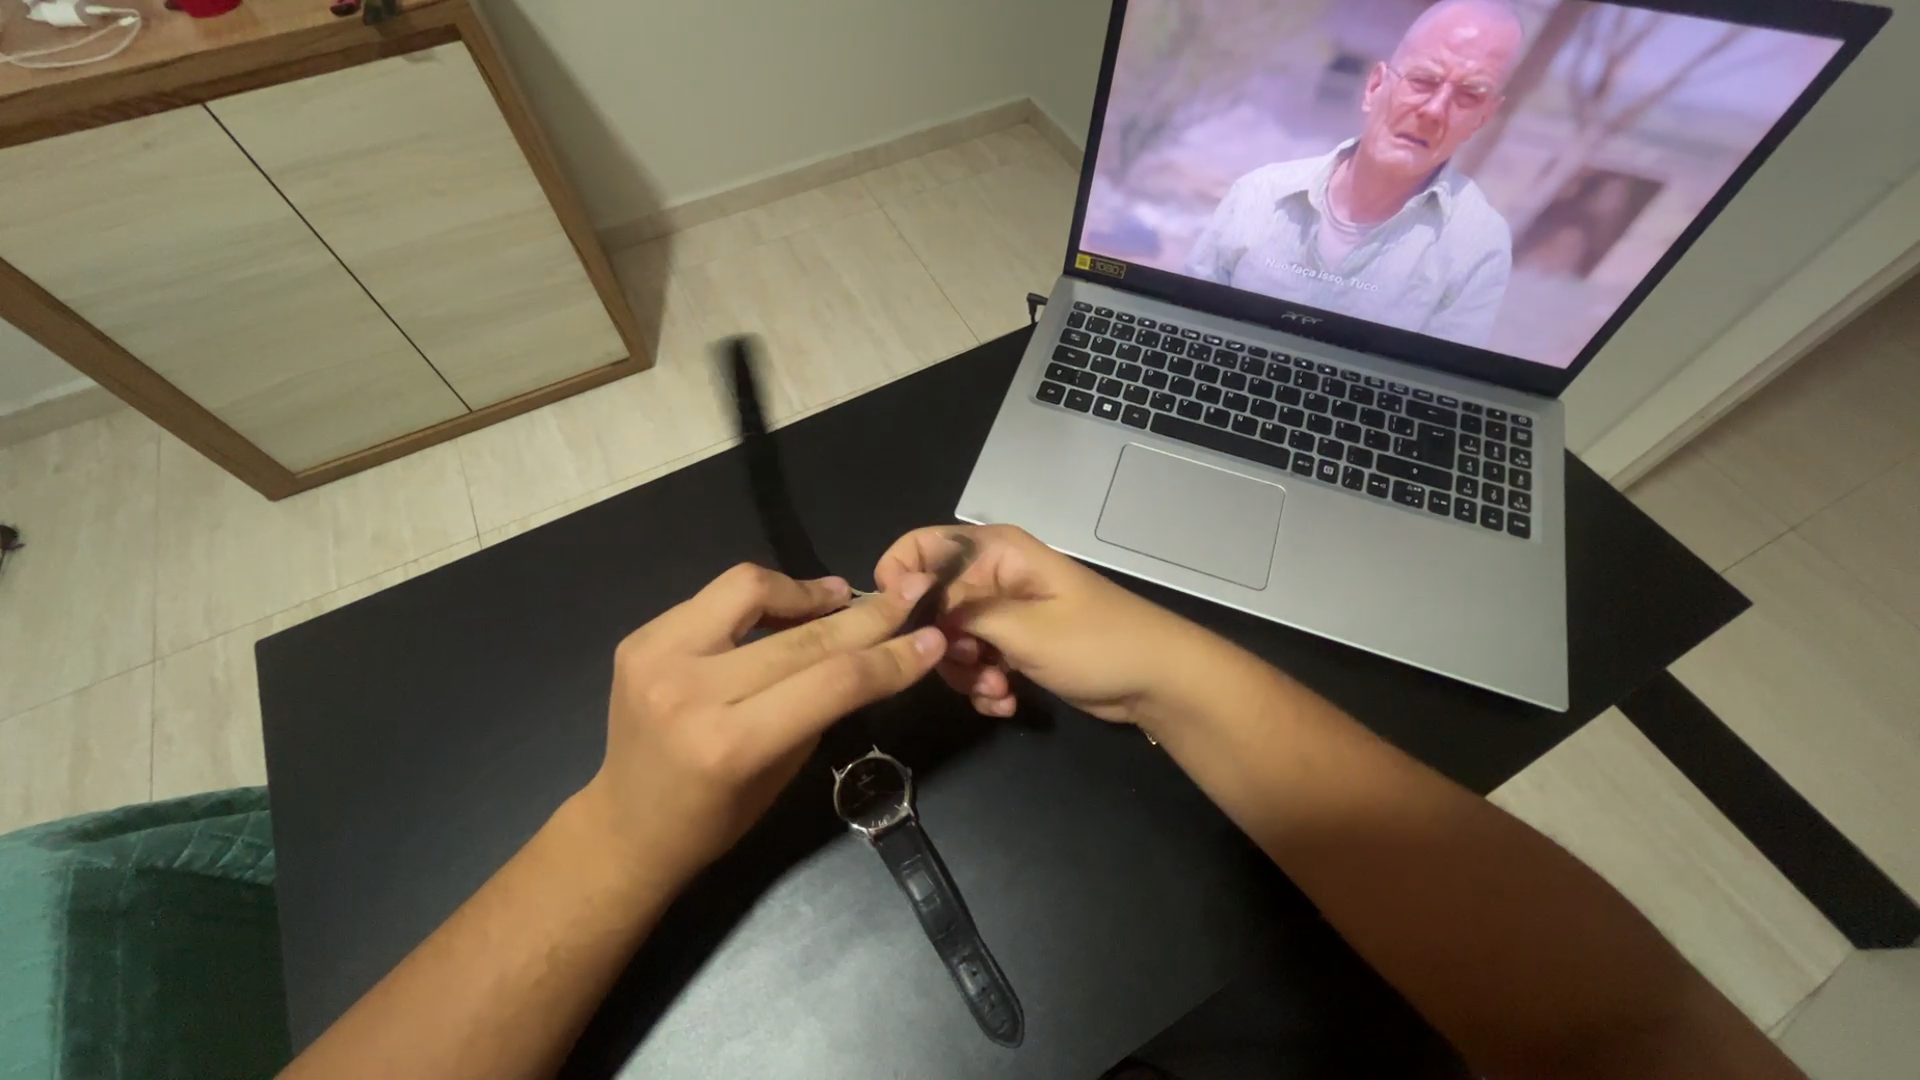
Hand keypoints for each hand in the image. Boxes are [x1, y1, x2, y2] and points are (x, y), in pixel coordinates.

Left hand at [583, 563, 944, 879]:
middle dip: (868, 616)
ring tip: (841, 596)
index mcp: (733, 743)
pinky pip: (716, 598)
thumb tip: (870, 644)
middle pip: (803, 637)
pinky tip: (787, 608)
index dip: (892, 657)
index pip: (834, 682)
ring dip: (808, 592)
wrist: (628, 824)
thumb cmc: (718, 814)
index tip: (931, 637)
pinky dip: (762, 599)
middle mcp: (691, 692)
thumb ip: (823, 701)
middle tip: (907, 596)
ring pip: (751, 588)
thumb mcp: (786, 765)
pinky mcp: (639, 637)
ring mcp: (656, 656)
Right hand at [874, 525, 1202, 723]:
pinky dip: (985, 686)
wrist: (1155, 681)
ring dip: (967, 674)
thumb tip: (913, 602)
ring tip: (1000, 689)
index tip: (904, 626)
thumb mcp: (1024, 627)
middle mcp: (994, 577)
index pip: (922, 549)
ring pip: (951, 642)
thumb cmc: (1096, 642)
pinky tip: (1008, 701)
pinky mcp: (1014, 646)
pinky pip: (976, 664)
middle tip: (973, 664)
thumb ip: (963, 612)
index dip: (902, 582)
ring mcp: (1004, 614)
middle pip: (932, 605)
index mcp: (996, 553)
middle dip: (944, 644)